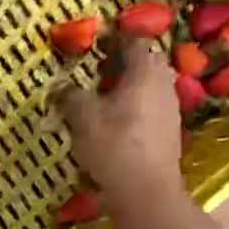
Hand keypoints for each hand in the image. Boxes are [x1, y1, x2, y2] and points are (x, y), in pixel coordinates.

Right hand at [57, 42, 181, 188]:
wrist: (144, 190)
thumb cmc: (113, 144)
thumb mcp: (81, 117)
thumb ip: (69, 96)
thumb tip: (59, 86)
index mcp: (145, 71)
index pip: (133, 41)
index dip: (113, 39)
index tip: (95, 43)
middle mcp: (163, 83)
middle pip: (142, 65)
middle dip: (118, 66)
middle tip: (94, 73)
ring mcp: (169, 108)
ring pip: (145, 88)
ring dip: (124, 89)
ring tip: (99, 101)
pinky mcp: (167, 132)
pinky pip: (147, 110)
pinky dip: (130, 109)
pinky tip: (112, 125)